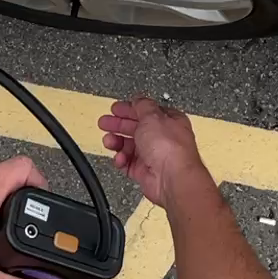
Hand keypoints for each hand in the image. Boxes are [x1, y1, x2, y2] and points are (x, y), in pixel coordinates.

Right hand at [98, 97, 213, 207]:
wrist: (172, 178)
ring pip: (129, 146)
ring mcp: (153, 156)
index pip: (146, 112)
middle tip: (105, 122)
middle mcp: (162, 138)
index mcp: (168, 121)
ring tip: (109, 140)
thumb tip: (138, 100)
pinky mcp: (145, 172)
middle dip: (118, 125)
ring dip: (117, 142)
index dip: (130, 109)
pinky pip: (127, 164)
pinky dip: (121, 160)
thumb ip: (143, 106)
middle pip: (135, 128)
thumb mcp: (152, 116)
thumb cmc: (170, 148)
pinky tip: (120, 158)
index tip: (116, 109)